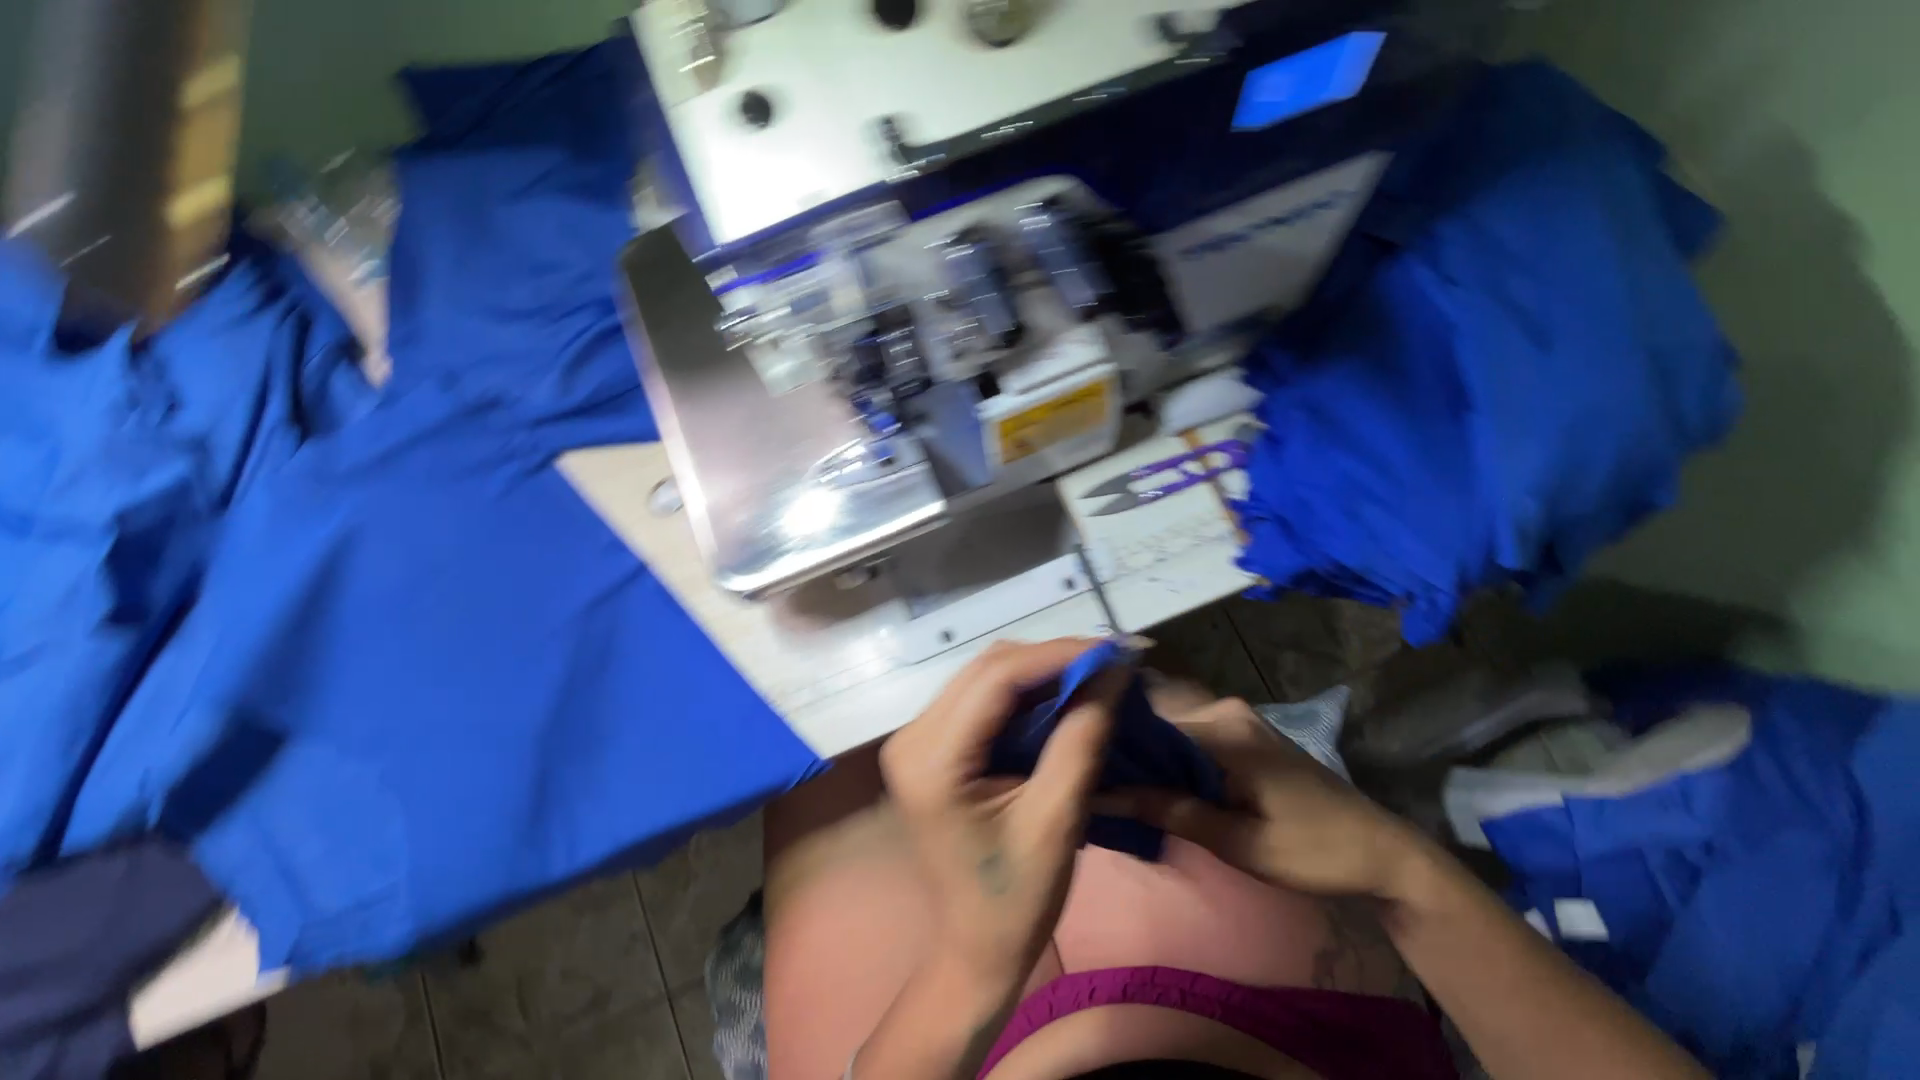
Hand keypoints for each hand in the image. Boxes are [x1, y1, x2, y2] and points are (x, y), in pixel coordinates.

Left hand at [880, 639, 1121, 984]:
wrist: (975, 948)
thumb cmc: (1016, 898)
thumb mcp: (1057, 818)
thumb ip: (1081, 738)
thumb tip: (1112, 672)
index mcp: (931, 759)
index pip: (997, 678)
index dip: (1060, 655)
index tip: (1116, 651)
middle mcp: (911, 738)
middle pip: (987, 669)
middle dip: (1052, 660)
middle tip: (1112, 663)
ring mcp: (915, 741)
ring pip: (984, 678)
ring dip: (1040, 673)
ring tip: (1096, 677)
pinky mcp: (930, 749)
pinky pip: (980, 701)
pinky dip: (1024, 695)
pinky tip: (1063, 698)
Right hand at [1100, 698, 1436, 903]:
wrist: (1382, 853)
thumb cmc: (1312, 850)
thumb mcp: (1236, 841)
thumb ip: (1168, 811)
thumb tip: (1100, 795)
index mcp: (1223, 729)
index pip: (1146, 723)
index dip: (1108, 742)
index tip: (1072, 762)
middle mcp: (1225, 709)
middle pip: (1154, 715)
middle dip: (1119, 740)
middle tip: (1082, 771)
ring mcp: (1235, 718)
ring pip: (1168, 721)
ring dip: (1140, 745)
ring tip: (1102, 773)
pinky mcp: (1241, 733)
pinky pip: (1187, 731)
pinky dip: (1162, 750)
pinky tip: (1142, 775)